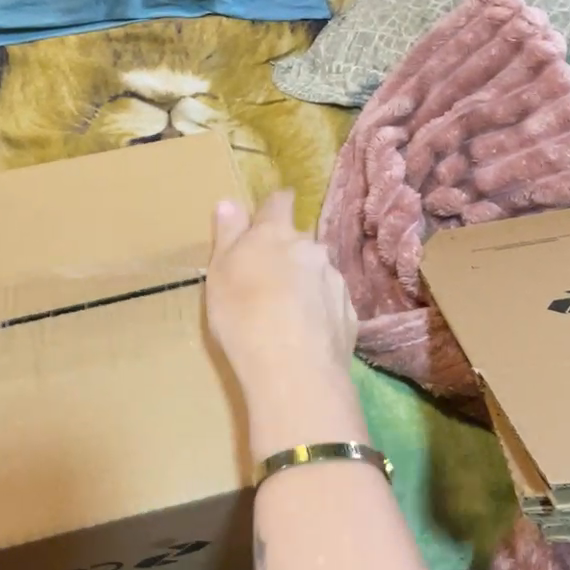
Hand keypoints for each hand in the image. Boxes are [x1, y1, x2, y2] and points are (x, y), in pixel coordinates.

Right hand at [207, 191, 365, 453]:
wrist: (292, 368)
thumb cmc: (243, 314)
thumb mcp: (220, 272)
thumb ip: (227, 234)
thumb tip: (230, 201)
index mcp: (276, 233)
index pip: (279, 202)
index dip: (274, 204)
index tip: (270, 211)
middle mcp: (311, 248)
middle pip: (299, 240)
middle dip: (287, 251)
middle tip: (268, 276)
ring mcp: (335, 280)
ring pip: (318, 271)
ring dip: (305, 281)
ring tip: (286, 311)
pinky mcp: (349, 313)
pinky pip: (330, 302)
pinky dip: (319, 310)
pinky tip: (304, 333)